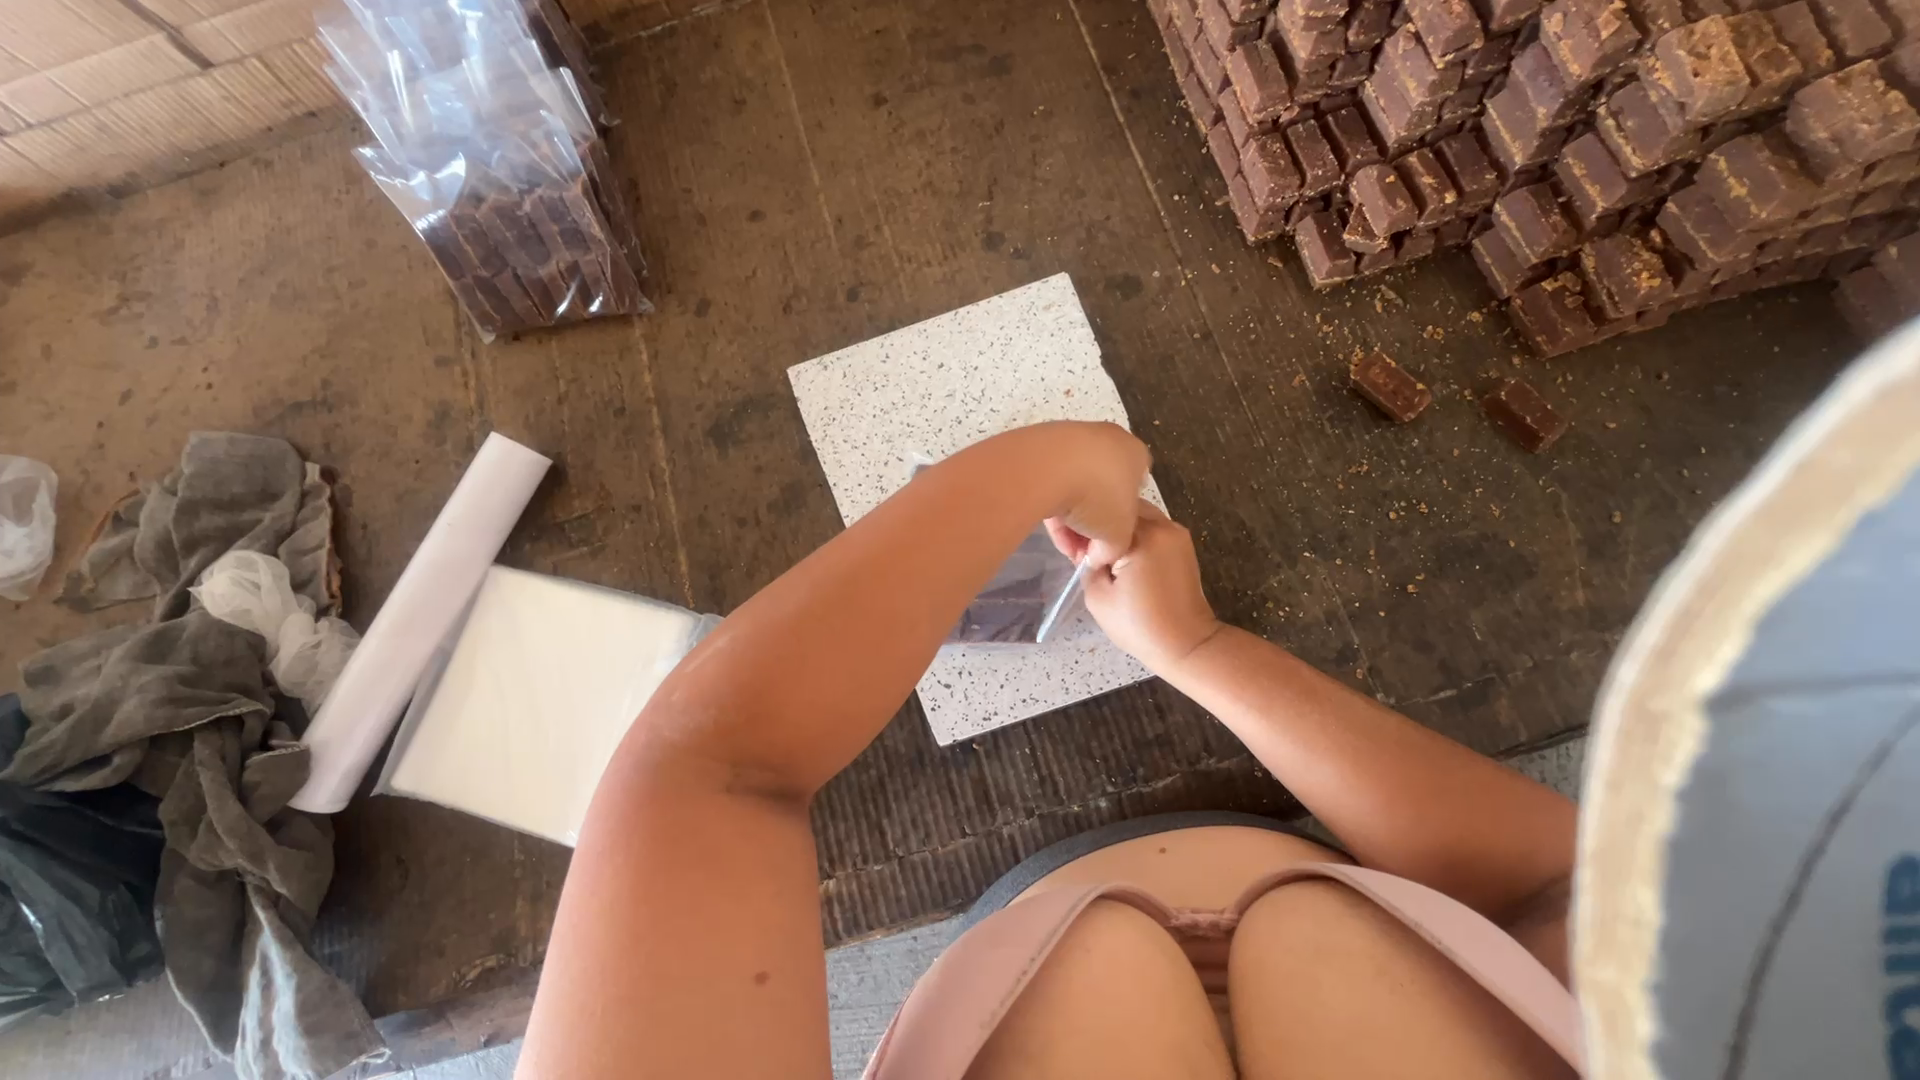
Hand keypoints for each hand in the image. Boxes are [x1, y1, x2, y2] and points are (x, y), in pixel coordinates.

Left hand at [1018, 421, 1151, 555]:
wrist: (1049, 466)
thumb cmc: (1099, 496)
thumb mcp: (1119, 534)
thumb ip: (1115, 547)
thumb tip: (1100, 555)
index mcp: (1135, 454)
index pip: (1135, 490)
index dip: (1122, 520)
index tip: (1107, 541)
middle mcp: (1106, 441)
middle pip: (1102, 491)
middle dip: (1091, 523)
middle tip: (1081, 548)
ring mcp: (1071, 440)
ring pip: (1075, 488)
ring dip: (1070, 519)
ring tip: (1062, 544)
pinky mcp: (1040, 447)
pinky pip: (1051, 482)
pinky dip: (1051, 504)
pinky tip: (1047, 528)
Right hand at [1047, 501, 1222, 672]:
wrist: (1186, 644)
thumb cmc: (1138, 625)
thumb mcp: (1097, 596)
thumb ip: (1085, 564)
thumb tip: (1085, 548)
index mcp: (1141, 537)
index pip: (1102, 514)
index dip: (1082, 526)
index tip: (1070, 545)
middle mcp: (1162, 526)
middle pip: (1121, 507)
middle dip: (1101, 521)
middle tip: (1084, 547)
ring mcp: (1176, 533)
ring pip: (1136, 514)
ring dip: (1118, 526)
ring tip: (1102, 550)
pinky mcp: (1183, 543)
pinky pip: (1151, 526)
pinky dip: (1134, 533)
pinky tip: (1122, 554)